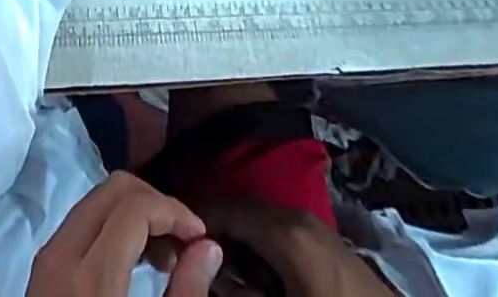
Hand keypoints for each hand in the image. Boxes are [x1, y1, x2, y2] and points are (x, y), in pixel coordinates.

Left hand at [30, 171, 225, 296]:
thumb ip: (186, 295)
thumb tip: (209, 247)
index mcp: (89, 277)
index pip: (134, 206)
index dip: (175, 210)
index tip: (202, 237)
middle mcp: (60, 254)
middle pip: (113, 189)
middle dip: (156, 203)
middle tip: (185, 240)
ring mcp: (46, 260)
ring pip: (96, 201)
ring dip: (135, 213)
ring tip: (166, 255)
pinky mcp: (41, 271)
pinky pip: (82, 223)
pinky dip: (114, 227)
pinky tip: (135, 262)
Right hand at [198, 202, 390, 296]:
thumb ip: (237, 295)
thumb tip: (202, 276)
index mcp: (283, 231)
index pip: (223, 209)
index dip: (194, 226)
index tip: (173, 251)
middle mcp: (295, 216)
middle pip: (239, 213)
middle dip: (214, 237)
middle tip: (195, 268)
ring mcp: (312, 225)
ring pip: (258, 223)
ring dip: (236, 244)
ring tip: (221, 276)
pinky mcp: (323, 241)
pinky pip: (277, 234)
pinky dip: (258, 249)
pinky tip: (254, 279)